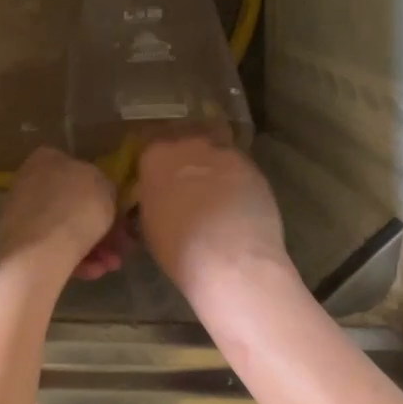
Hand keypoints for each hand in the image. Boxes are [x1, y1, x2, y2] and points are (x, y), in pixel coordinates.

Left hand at [0, 147, 123, 279]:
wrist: (39, 248)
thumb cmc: (77, 208)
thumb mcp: (106, 188)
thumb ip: (105, 187)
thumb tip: (101, 193)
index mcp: (47, 158)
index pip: (78, 170)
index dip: (102, 194)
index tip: (119, 217)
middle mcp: (30, 180)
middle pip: (73, 205)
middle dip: (101, 229)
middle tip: (120, 248)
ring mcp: (21, 212)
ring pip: (66, 229)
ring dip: (93, 248)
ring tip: (110, 266)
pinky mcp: (18, 242)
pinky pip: (52, 247)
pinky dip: (74, 259)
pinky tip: (92, 272)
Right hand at [135, 135, 287, 290]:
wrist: (229, 258)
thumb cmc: (178, 246)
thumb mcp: (149, 220)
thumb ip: (155, 196)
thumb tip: (163, 195)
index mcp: (156, 156)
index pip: (154, 152)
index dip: (160, 169)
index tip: (163, 184)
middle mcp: (188, 145)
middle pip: (187, 146)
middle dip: (188, 164)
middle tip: (191, 189)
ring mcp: (223, 153)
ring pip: (216, 156)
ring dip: (215, 170)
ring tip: (219, 197)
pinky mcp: (253, 167)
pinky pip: (240, 169)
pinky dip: (238, 182)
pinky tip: (240, 205)